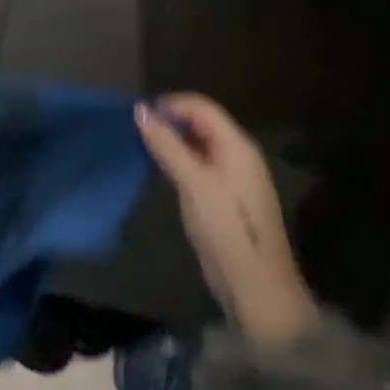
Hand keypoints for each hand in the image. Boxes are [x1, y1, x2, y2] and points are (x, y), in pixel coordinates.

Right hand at [136, 93, 319, 349]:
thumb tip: (139, 110)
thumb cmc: (226, 227)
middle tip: (135, 133)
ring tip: (141, 148)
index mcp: (237, 146)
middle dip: (168, 122)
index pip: (200, 107)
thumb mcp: (193, 182)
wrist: (254, 284)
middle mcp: (237, 155)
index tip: (137, 117)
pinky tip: (157, 169)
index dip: (169, 106)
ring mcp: (231, 177)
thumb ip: (166, 144)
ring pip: (196, 144)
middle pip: (199, 123)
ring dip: (169, 141)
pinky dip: (176, 160)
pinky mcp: (222, 196)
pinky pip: (196, 164)